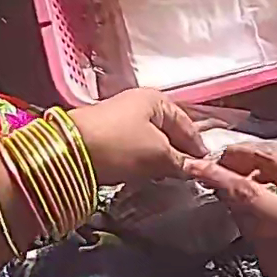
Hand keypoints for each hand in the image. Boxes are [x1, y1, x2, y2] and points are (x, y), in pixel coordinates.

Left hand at [68, 88, 210, 185]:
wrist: (69, 150)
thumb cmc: (119, 145)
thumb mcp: (158, 155)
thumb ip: (181, 162)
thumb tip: (196, 169)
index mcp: (157, 100)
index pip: (188, 125)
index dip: (198, 147)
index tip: (207, 168)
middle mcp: (139, 103)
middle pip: (169, 131)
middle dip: (179, 153)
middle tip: (189, 175)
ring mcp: (121, 118)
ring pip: (151, 141)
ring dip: (160, 158)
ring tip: (168, 176)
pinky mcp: (106, 136)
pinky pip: (134, 148)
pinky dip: (142, 160)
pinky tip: (145, 173)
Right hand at [183, 141, 276, 276]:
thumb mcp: (274, 260)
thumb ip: (251, 222)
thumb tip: (227, 191)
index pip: (248, 190)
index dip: (218, 175)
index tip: (197, 166)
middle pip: (271, 156)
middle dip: (240, 153)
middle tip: (224, 160)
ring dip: (265, 152)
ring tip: (249, 163)